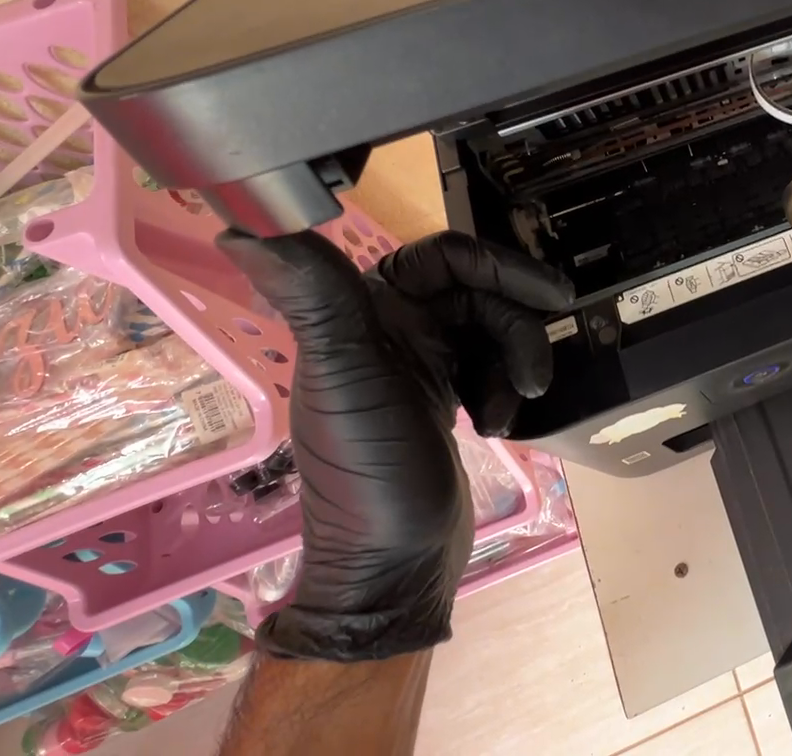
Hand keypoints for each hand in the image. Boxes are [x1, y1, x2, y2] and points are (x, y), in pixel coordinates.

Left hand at [216, 230, 571, 661]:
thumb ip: (315, 299)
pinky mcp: (445, 397)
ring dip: (517, 363)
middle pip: (481, 296)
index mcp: (364, 317)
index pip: (444, 259)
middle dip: (518, 329)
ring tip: (516, 407)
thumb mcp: (351, 382)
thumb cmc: (370, 475)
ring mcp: (420, 365)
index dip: (500, 268)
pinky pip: (492, 366)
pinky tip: (498, 424)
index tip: (551, 295)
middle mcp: (391, 331)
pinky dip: (506, 388)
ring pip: (494, 331)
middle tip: (541, 369)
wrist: (392, 568)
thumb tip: (240, 224)